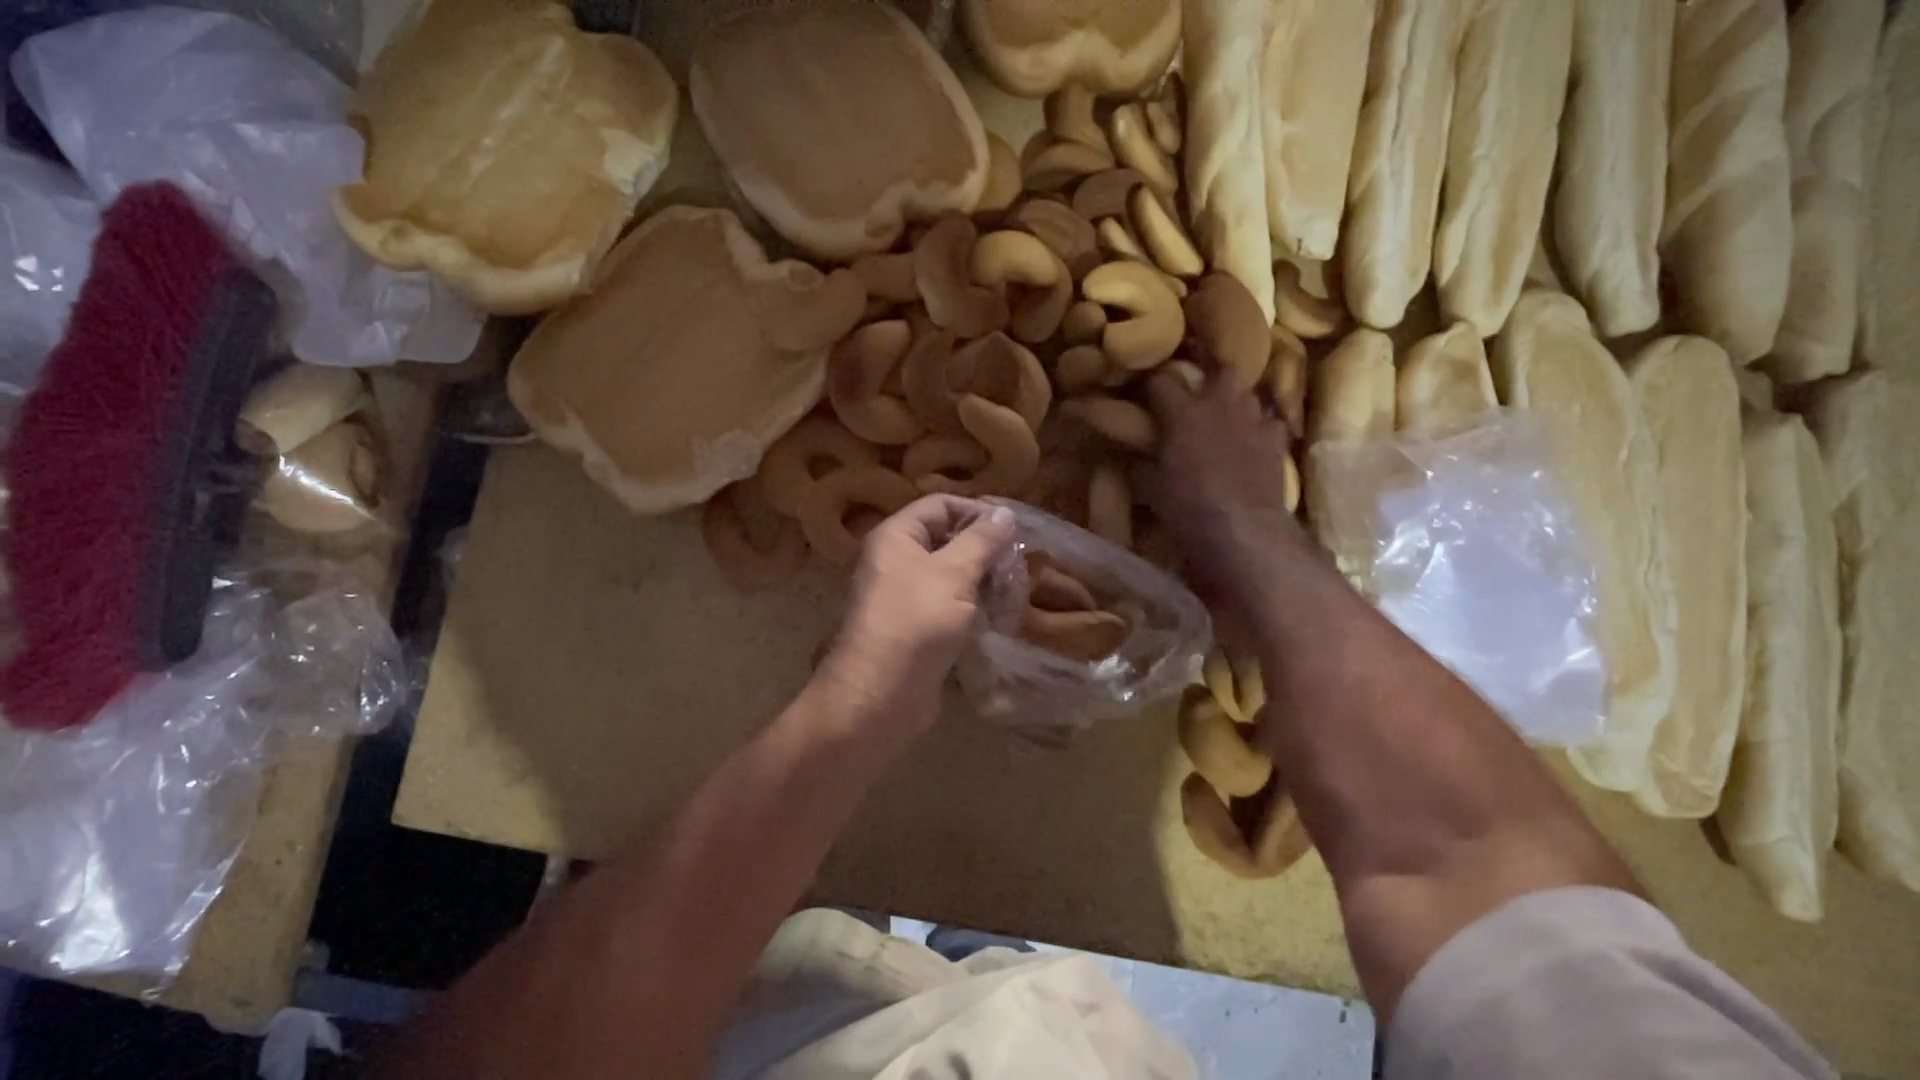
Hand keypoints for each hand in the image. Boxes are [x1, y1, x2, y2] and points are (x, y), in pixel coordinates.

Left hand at [814, 495, 1016, 739]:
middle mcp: (898, 563)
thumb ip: (982, 540)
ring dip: (986, 586)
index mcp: (897, 537)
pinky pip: (952, 610)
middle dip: (987, 554)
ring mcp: (908, 599)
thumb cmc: (917, 621)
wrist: (882, 694)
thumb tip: (1003, 513)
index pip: (940, 505)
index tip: (1014, 529)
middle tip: (1019, 568)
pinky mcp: (919, 632)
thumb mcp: (954, 572)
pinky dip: (975, 613)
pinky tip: (999, 624)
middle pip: (950, 542)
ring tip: (1013, 600)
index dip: (976, 511)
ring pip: (955, 580)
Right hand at [1147, 372, 1308, 611]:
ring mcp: (1254, 420)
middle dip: (1211, 378)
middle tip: (1200, 395)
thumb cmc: (1186, 508)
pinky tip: (1256, 441)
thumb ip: (1144, 463)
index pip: (1163, 381)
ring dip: (1238, 402)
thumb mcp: (1151, 487)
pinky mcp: (1277, 441)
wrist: (1240, 530)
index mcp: (1182, 412)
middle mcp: (1220, 404)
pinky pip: (1271, 422)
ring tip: (1228, 417)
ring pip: (1249, 393)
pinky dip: (1262, 428)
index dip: (1155, 387)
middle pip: (1220, 369)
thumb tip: (1134, 456)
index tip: (1149, 396)